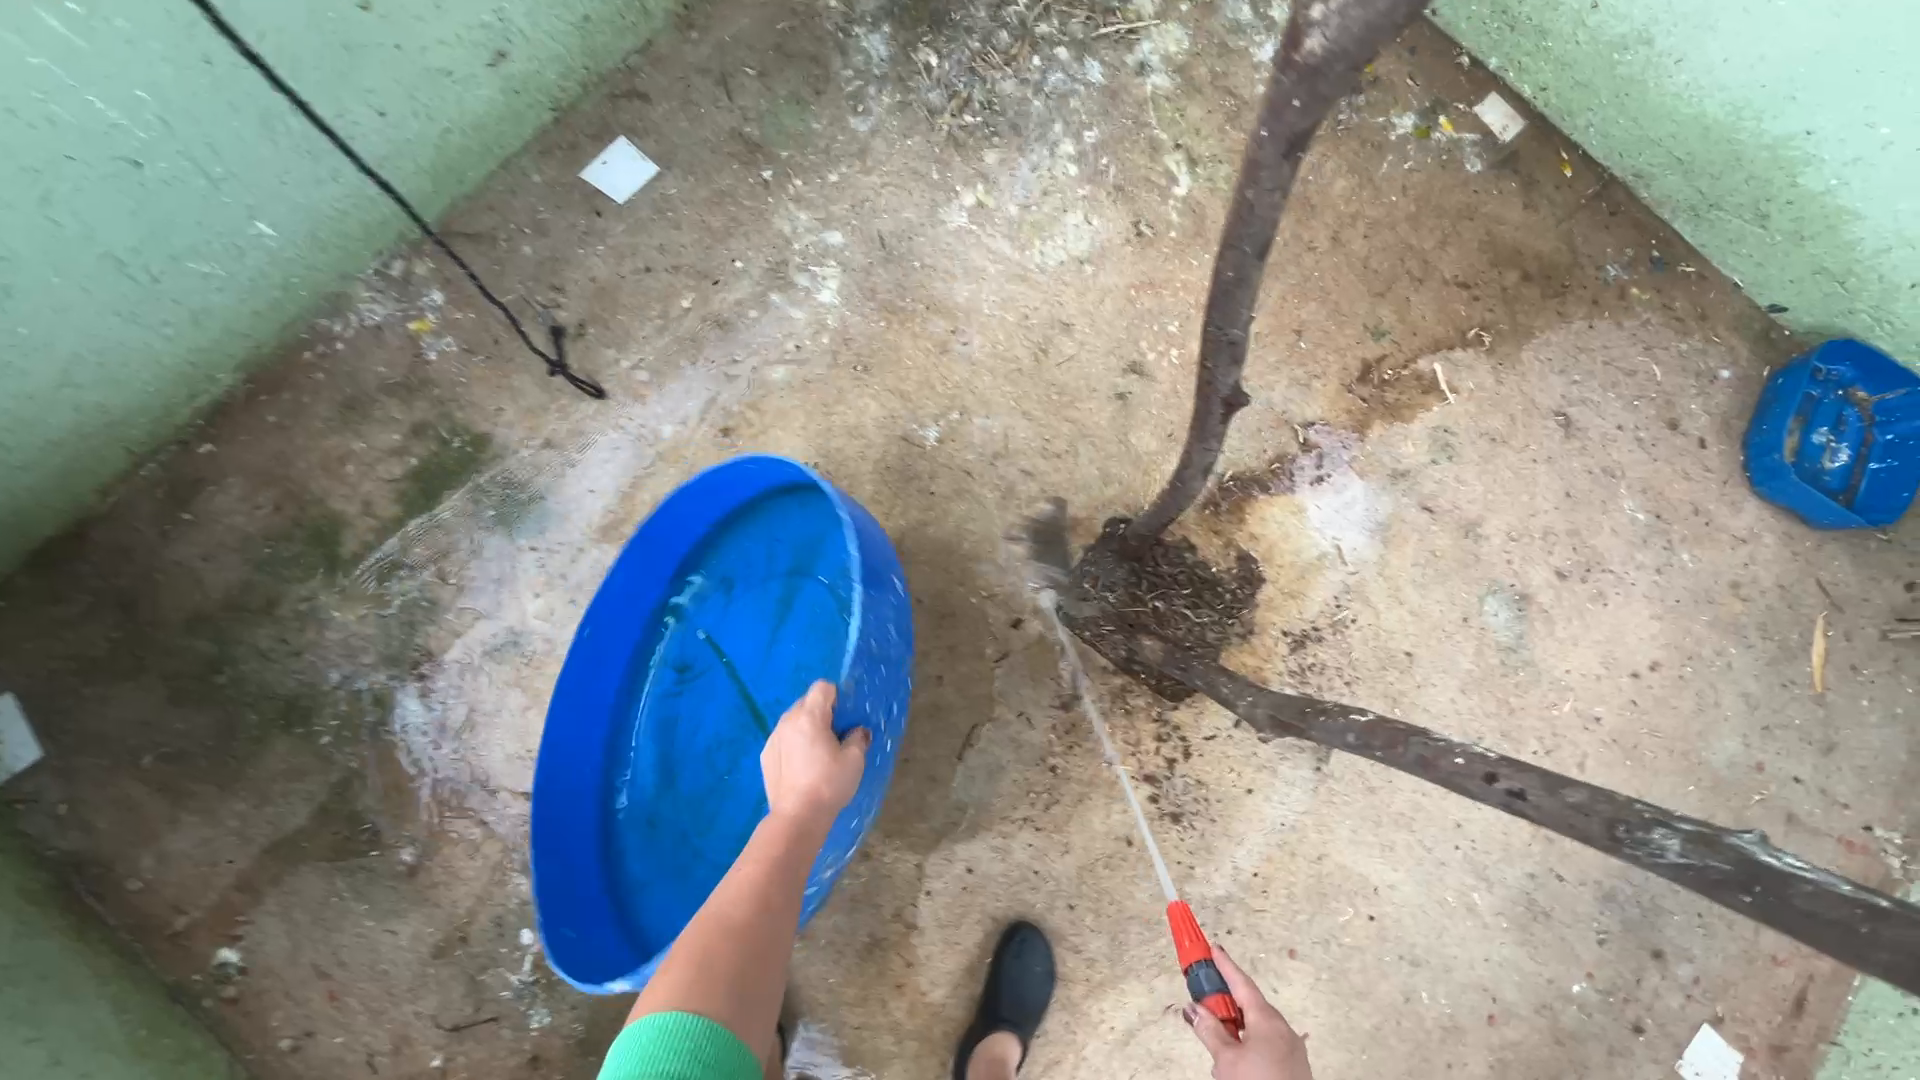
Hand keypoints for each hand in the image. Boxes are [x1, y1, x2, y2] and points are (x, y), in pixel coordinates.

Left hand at [760, 681, 869, 831]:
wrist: (797, 816)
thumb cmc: (829, 784)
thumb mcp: (854, 760)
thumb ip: (858, 737)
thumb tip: (858, 731)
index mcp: (810, 716)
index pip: (823, 687)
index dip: (837, 697)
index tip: (844, 718)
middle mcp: (788, 720)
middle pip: (807, 702)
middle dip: (822, 713)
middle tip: (834, 738)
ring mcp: (773, 737)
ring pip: (794, 721)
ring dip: (806, 728)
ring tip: (817, 754)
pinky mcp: (765, 755)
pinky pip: (783, 738)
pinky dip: (793, 744)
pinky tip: (801, 767)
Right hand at [1184, 947, 1312, 1079]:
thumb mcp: (1226, 1059)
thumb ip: (1210, 1030)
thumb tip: (1193, 1008)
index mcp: (1268, 1020)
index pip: (1242, 983)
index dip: (1225, 965)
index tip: (1213, 947)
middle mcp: (1283, 1029)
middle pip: (1250, 1005)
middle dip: (1227, 1001)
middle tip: (1206, 994)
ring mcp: (1292, 1049)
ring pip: (1258, 1028)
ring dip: (1236, 1026)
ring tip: (1216, 1036)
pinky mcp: (1294, 1067)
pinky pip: (1267, 1045)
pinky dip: (1248, 1042)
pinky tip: (1236, 1059)